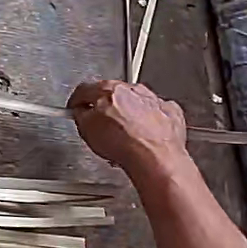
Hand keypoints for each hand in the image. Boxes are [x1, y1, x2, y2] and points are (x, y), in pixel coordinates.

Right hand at [68, 81, 189, 176]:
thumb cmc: (125, 145)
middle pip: (112, 94)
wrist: (156, 158)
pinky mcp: (169, 112)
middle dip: (106, 109)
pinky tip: (146, 137)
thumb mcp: (87, 132)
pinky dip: (150, 123)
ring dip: (129, 115)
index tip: (77, 109)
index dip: (78, 102)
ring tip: (125, 139)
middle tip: (101, 128)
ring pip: (135, 103)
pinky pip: (156, 113)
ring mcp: (152, 100)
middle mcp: (132, 90)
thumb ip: (81, 116)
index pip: (85, 90)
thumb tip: (81, 112)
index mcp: (108, 90)